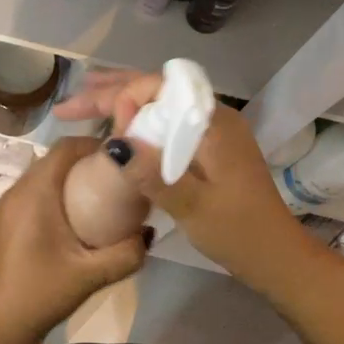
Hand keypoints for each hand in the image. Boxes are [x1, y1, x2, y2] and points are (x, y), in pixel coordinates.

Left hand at [0, 137, 148, 339]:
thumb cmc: (40, 293)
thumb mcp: (92, 274)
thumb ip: (127, 253)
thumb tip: (148, 234)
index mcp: (34, 192)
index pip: (66, 147)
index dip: (97, 145)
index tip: (124, 158)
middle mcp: (17, 191)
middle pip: (56, 160)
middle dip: (89, 164)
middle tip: (120, 181)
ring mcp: (7, 207)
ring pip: (45, 178)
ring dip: (73, 182)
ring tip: (105, 200)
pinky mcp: (5, 222)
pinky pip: (35, 195)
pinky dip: (58, 197)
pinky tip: (79, 222)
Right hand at [55, 69, 302, 282]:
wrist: (275, 255)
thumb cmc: (237, 231)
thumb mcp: (192, 207)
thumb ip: (154, 174)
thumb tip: (114, 145)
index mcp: (213, 123)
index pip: (160, 88)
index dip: (126, 99)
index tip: (104, 129)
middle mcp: (211, 117)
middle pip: (155, 91)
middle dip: (110, 93)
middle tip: (68, 104)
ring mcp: (209, 132)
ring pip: (159, 104)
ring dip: (120, 101)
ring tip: (82, 100)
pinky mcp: (206, 148)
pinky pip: (165, 121)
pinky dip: (136, 119)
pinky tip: (115, 127)